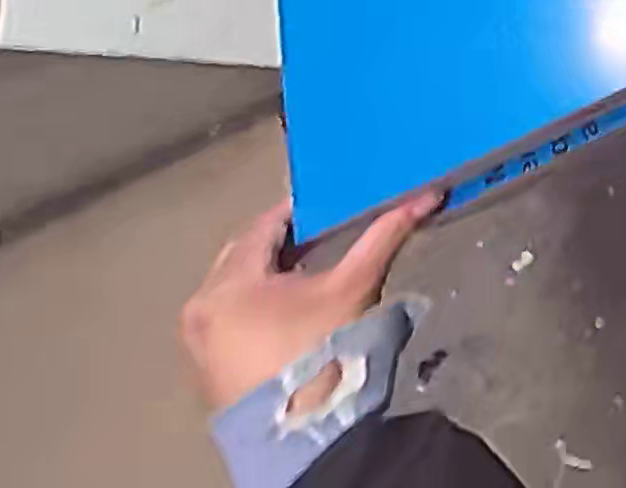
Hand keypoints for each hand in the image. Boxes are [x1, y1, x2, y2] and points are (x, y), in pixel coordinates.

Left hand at [180, 191, 441, 409]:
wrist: (303, 430)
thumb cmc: (321, 345)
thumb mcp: (354, 283)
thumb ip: (385, 235)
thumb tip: (427, 196)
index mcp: (229, 283)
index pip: (264, 225)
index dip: (299, 209)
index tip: (330, 201)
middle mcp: (201, 306)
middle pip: (245, 252)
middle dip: (281, 238)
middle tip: (322, 229)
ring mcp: (198, 339)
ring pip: (236, 281)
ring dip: (269, 267)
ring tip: (310, 259)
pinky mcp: (206, 363)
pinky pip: (230, 310)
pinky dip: (256, 295)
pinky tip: (290, 298)